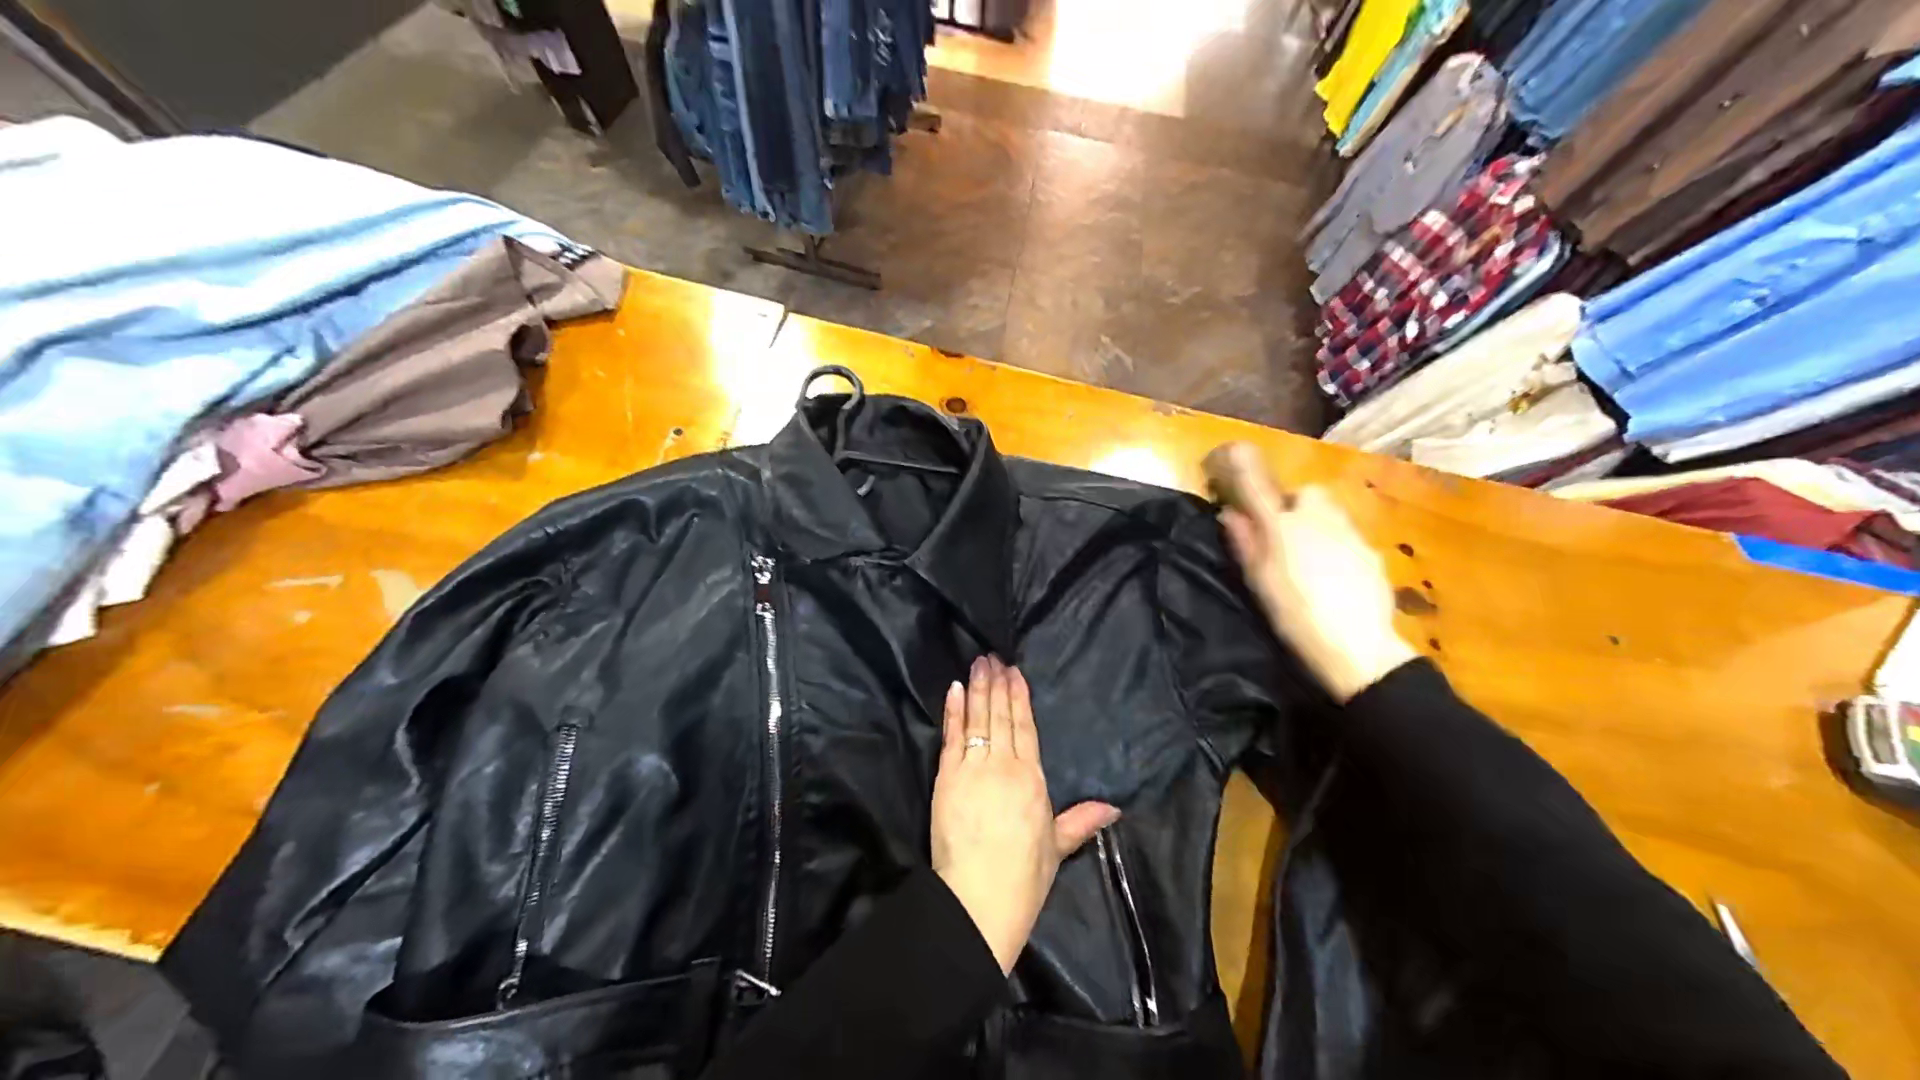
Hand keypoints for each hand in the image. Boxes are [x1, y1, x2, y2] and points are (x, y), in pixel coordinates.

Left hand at [931, 656, 1119, 974]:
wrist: (980, 897)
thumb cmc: (1023, 877)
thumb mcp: (1057, 847)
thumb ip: (1082, 821)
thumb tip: (1114, 808)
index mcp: (1032, 778)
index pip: (1026, 728)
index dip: (1019, 698)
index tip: (1015, 673)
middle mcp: (1003, 765)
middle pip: (1000, 716)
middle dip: (996, 684)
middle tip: (992, 657)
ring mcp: (973, 768)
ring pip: (977, 719)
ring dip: (976, 689)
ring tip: (977, 664)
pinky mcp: (947, 778)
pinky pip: (952, 736)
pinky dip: (953, 711)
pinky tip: (953, 690)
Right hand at [1210, 442, 1417, 702]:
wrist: (1358, 649)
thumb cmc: (1296, 616)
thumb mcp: (1260, 582)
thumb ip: (1245, 543)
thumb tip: (1229, 513)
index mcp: (1284, 526)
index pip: (1259, 485)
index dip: (1244, 465)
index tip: (1232, 451)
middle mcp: (1319, 519)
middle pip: (1307, 494)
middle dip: (1293, 504)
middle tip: (1280, 530)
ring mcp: (1351, 535)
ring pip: (1330, 512)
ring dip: (1316, 521)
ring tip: (1307, 554)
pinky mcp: (1371, 554)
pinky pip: (1347, 536)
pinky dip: (1336, 544)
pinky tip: (1332, 574)